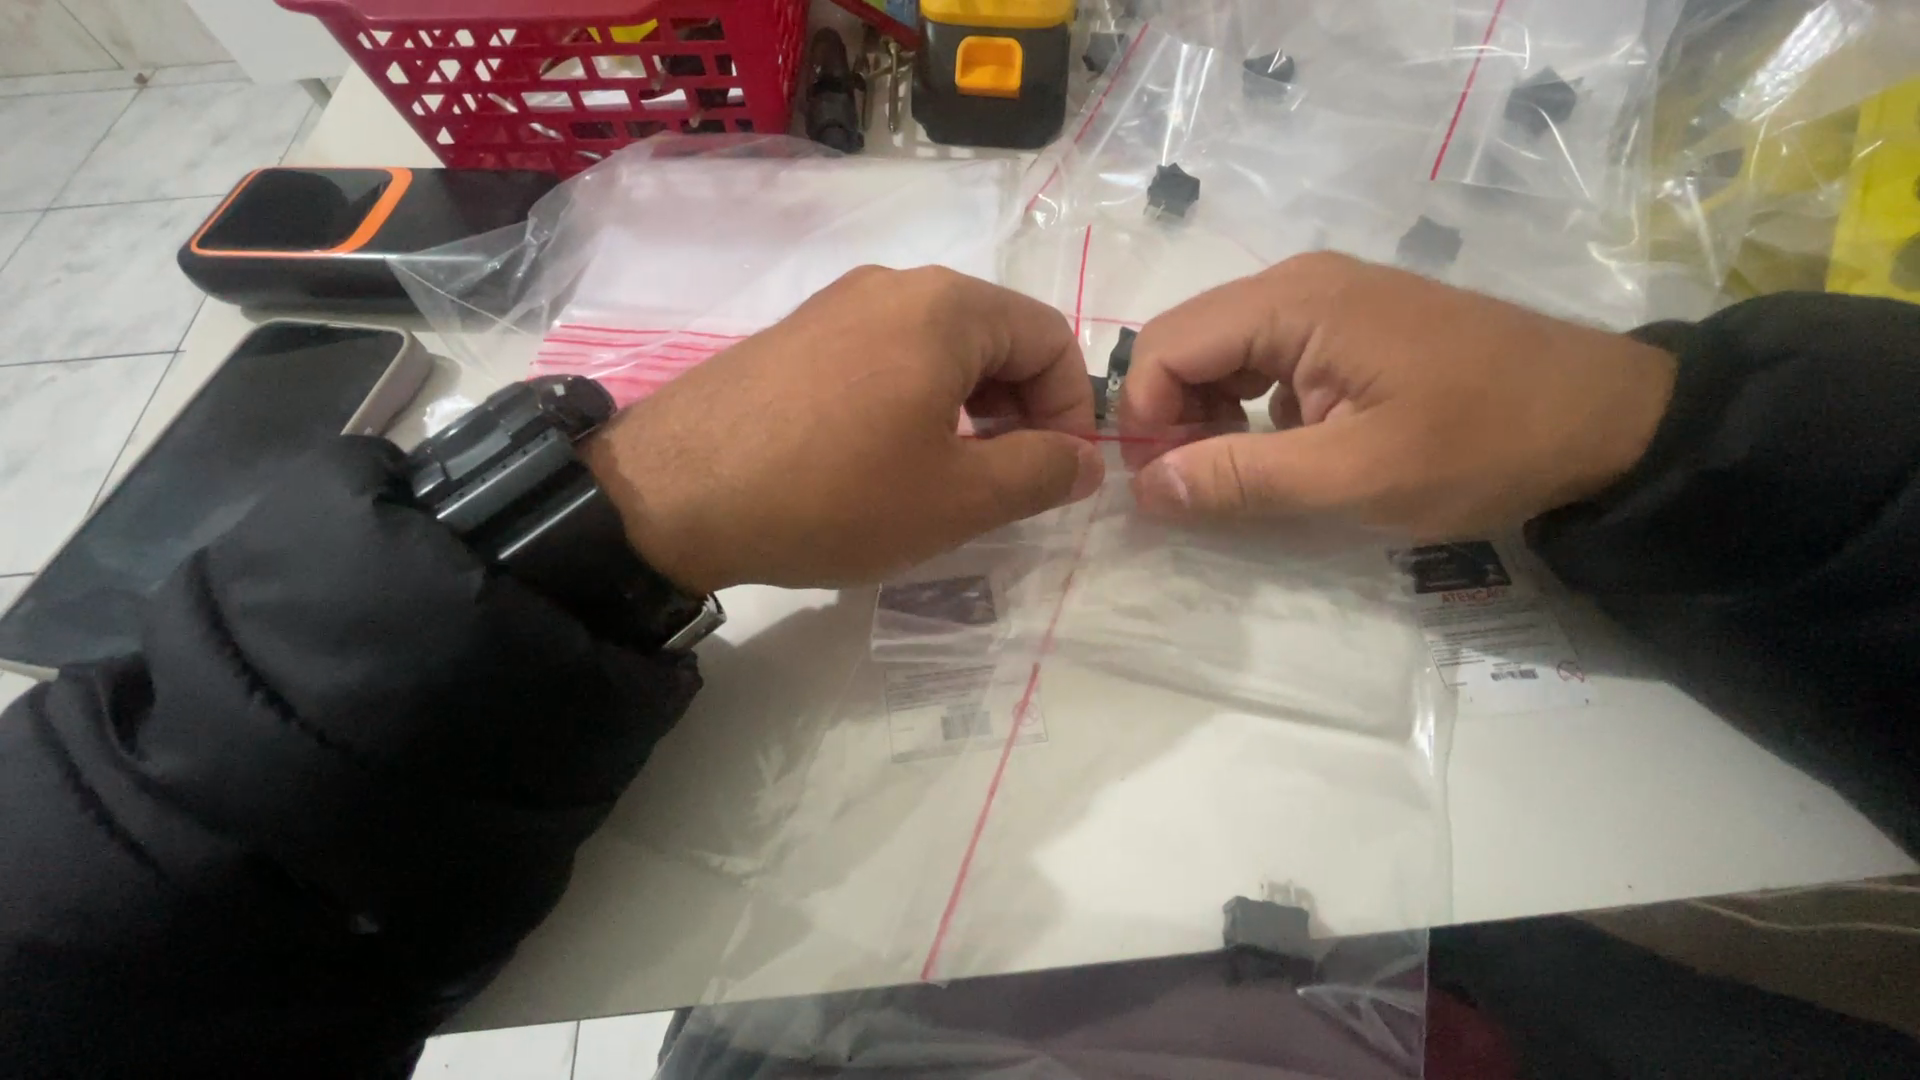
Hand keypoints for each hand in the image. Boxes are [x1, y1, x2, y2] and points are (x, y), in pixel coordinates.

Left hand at [583, 266, 1103, 592]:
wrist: (672, 494)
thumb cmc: (835, 495)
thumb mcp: (957, 498)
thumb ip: (1040, 474)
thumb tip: (1085, 460)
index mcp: (948, 307)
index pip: (1051, 339)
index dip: (1072, 410)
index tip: (1058, 475)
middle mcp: (895, 285)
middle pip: (996, 338)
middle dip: (1020, 411)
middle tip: (1007, 482)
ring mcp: (837, 305)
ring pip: (939, 351)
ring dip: (969, 411)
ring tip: (949, 477)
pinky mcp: (797, 336)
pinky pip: (885, 358)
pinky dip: (914, 404)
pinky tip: (886, 460)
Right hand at [1119, 253, 1677, 538]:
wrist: (1610, 420)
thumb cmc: (1483, 444)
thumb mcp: (1354, 476)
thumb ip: (1239, 479)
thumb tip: (1142, 490)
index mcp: (1293, 302)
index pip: (1166, 347)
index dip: (1143, 418)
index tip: (1162, 485)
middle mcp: (1296, 284)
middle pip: (1184, 344)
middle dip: (1169, 417)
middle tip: (1194, 485)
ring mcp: (1322, 300)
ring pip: (1216, 353)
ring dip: (1202, 414)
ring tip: (1234, 470)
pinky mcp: (1343, 325)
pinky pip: (1257, 360)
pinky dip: (1241, 407)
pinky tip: (1277, 446)